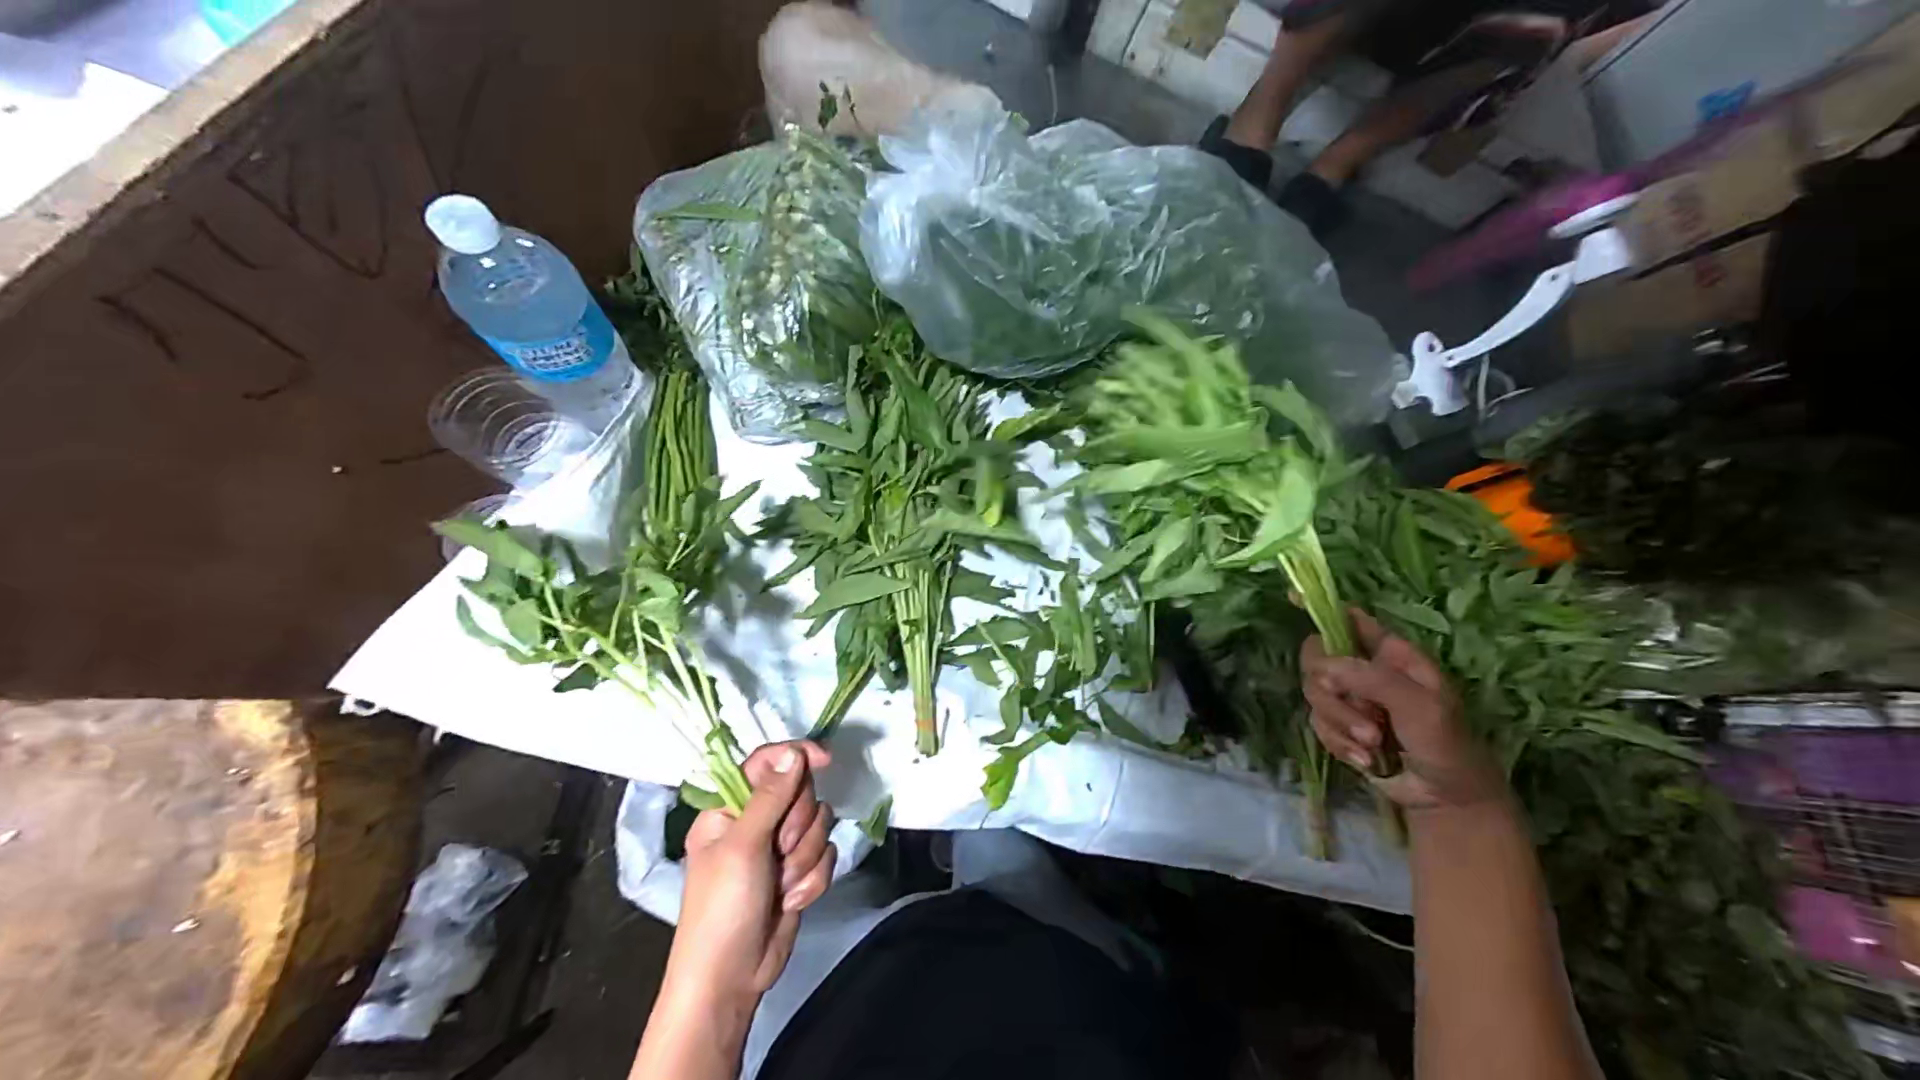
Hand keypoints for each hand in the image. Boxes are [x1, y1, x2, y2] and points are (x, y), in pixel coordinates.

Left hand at [665, 741, 837, 1006]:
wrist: (732, 978)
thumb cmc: (722, 908)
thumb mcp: (742, 846)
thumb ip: (770, 797)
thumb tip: (793, 753)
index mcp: (729, 809)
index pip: (767, 764)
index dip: (795, 756)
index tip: (823, 759)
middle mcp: (756, 822)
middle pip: (801, 793)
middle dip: (797, 826)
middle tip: (778, 851)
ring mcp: (779, 848)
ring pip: (819, 825)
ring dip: (804, 858)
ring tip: (781, 886)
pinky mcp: (799, 872)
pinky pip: (826, 855)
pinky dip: (812, 879)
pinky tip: (792, 901)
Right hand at [1300, 609, 1506, 813]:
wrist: (1447, 798)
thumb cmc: (1447, 742)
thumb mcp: (1420, 705)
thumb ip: (1370, 678)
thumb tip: (1322, 667)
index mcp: (1388, 653)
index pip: (1349, 619)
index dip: (1322, 609)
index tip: (1292, 599)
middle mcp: (1363, 670)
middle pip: (1316, 659)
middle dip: (1332, 692)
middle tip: (1362, 715)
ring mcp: (1350, 699)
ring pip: (1314, 695)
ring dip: (1342, 724)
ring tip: (1373, 744)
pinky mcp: (1339, 727)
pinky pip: (1317, 724)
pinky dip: (1339, 743)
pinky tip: (1366, 759)